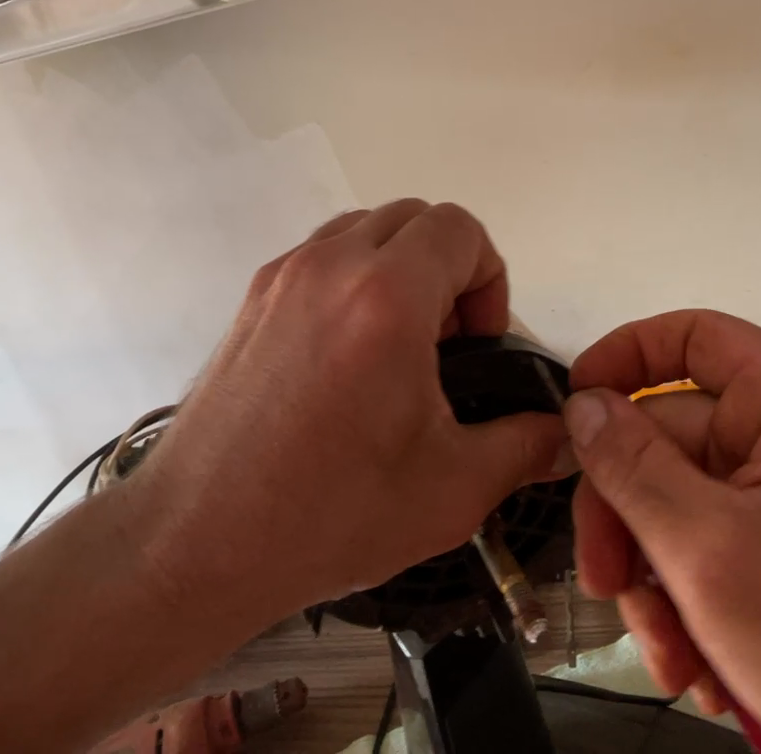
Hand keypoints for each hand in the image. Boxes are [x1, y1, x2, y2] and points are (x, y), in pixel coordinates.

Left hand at [129, 200, 571, 614]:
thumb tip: (565, 434)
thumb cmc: (329, 515)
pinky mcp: (251, 300)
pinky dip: (354, 279)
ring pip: (365, 229)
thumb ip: (525, 447)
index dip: (489, 280)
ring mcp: (282, 277)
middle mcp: (330, 266)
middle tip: (447, 345)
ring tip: (399, 346)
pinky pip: (322, 255)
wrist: (196, 543)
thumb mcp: (452, 489)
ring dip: (400, 267)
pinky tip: (348, 357)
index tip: (478, 345)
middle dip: (450, 268)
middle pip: (416, 218)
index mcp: (385, 297)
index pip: (460, 229)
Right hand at [564, 310, 760, 753]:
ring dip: (654, 578)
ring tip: (669, 656)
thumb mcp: (710, 551)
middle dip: (629, 519)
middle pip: (668, 437)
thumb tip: (579, 403)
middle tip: (604, 586)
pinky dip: (687, 603)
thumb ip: (632, 467)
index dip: (622, 359)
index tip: (570, 414)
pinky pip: (707, 548)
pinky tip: (698, 667)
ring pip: (677, 504)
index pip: (691, 337)